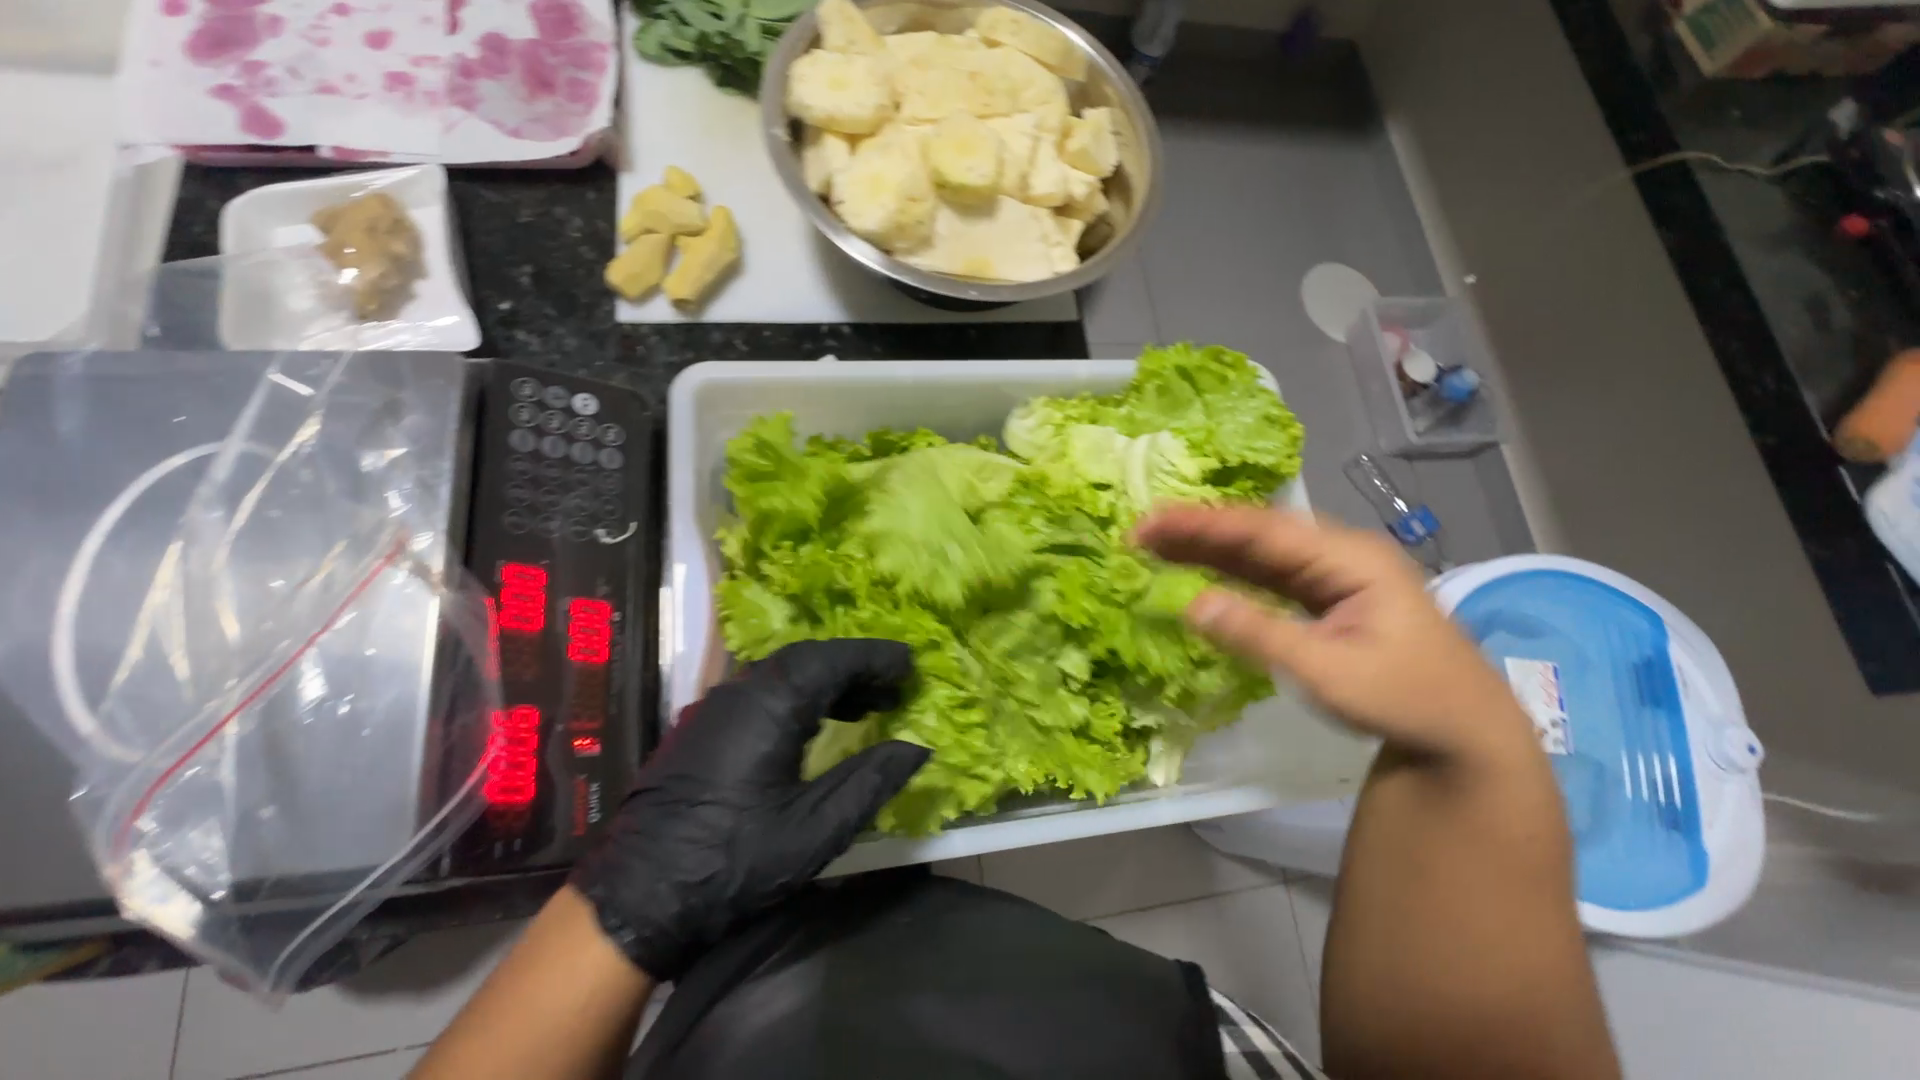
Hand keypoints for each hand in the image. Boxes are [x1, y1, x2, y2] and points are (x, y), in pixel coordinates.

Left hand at [569, 639, 927, 980]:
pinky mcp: (698, 731)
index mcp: (769, 706)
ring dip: (825, 682)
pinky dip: (796, 698)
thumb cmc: (735, 862)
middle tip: (894, 686)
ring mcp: (712, 709)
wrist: (639, 897)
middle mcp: (738, 693)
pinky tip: (813, 726)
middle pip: (805, 660)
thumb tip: (918, 747)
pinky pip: (757, 694)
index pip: (832, 660)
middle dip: (853, 667)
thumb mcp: (816, 829)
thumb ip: (871, 780)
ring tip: (864, 706)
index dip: (875, 659)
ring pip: (778, 675)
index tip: (911, 664)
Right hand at [1135, 505, 1530, 757]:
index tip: (1151, 523)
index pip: (1264, 531)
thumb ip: (1259, 635)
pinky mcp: (1328, 597)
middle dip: (1198, 530)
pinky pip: (1271, 576)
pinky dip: (1231, 573)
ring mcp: (1336, 574)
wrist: (1464, 729)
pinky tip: (1197, 571)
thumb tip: (1192, 604)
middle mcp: (1341, 555)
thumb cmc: (1406, 700)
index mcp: (1351, 559)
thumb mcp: (1330, 672)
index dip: (1204, 526)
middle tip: (1139, 531)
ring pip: (1261, 553)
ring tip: (1154, 544)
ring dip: (1209, 549)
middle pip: (1259, 533)